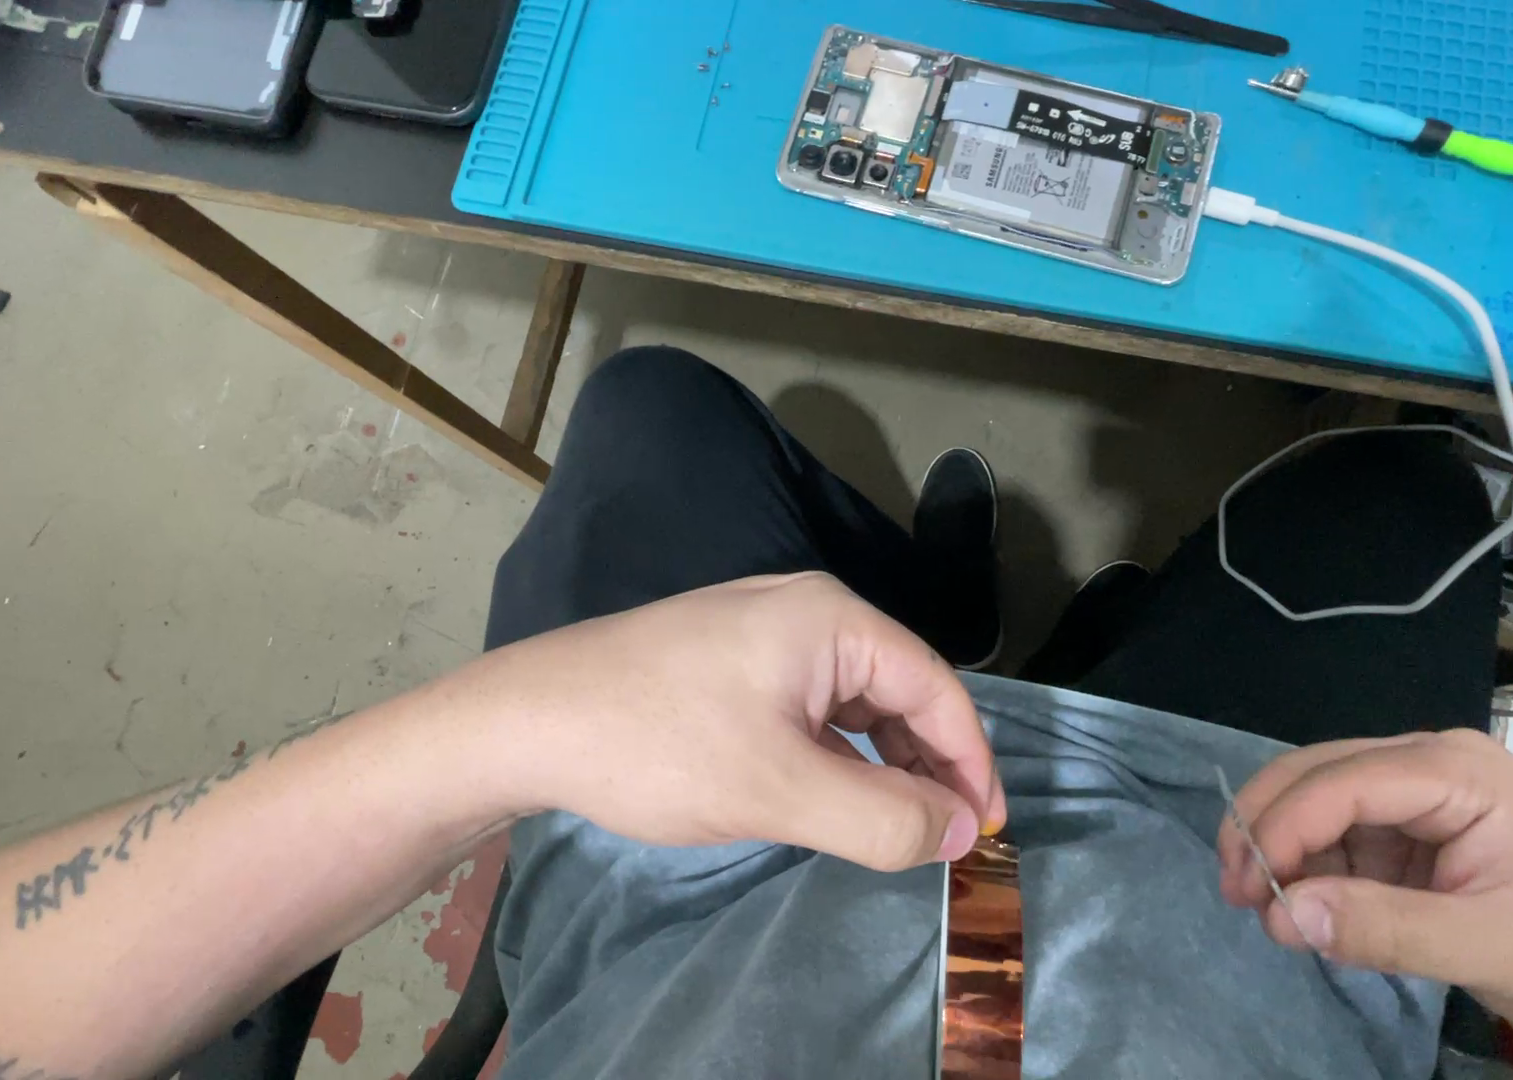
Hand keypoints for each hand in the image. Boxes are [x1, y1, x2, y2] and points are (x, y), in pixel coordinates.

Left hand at [439, 572, 1003, 871]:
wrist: (528, 719)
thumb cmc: (660, 745)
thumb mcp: (780, 791)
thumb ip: (882, 816)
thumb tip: (958, 832)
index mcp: (833, 619)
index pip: (934, 687)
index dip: (970, 760)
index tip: (984, 831)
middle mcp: (810, 610)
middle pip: (899, 689)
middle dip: (927, 764)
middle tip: (942, 838)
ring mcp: (769, 630)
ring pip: (854, 700)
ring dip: (883, 761)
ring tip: (897, 823)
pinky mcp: (738, 657)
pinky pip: (813, 703)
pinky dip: (837, 751)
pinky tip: (837, 790)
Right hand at [1217, 730, 1512, 1078]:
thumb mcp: (1499, 951)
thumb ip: (1389, 930)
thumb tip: (1284, 915)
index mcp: (1456, 771)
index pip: (1343, 782)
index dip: (1284, 828)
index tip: (1247, 888)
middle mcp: (1425, 761)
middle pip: (1314, 775)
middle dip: (1265, 828)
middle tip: (1235, 890)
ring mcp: (1413, 790)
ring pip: (1313, 800)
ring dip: (1279, 848)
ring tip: (1262, 904)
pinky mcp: (1405, 824)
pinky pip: (1333, 831)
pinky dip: (1306, 864)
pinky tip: (1301, 900)